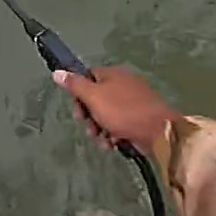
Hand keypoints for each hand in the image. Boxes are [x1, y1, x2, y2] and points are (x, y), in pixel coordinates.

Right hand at [53, 68, 177, 151]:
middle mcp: (124, 84)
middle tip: (89, 127)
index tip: (78, 109)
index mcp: (113, 75)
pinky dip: (114, 134)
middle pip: (95, 98)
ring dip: (99, 129)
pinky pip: (120, 123)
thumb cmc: (122, 112)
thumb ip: (74, 85)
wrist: (158, 132)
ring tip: (102, 139)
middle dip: (88, 116)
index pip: (87, 77)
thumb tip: (58, 72)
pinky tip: (113, 143)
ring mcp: (134, 101)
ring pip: (106, 114)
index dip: (78, 94)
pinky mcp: (140, 118)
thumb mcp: (93, 97)